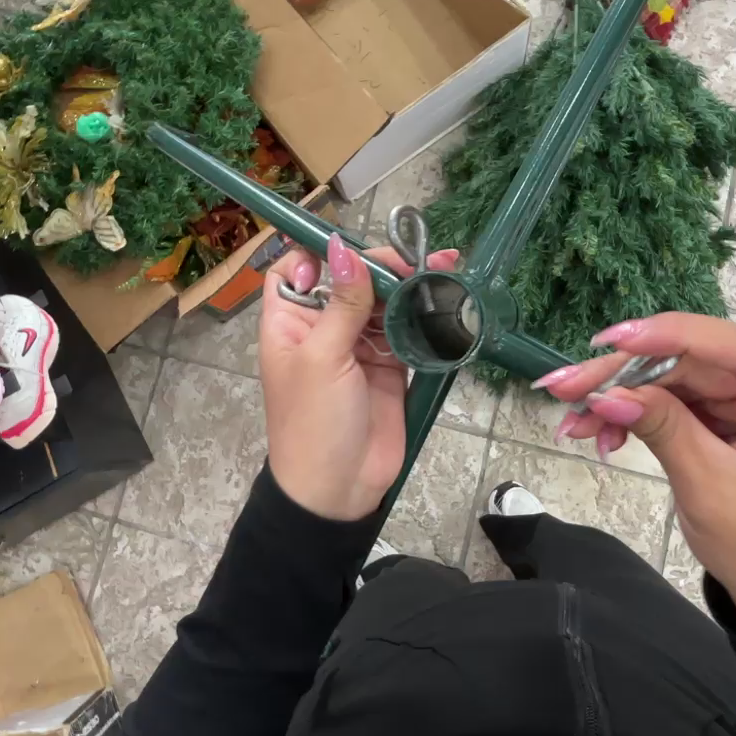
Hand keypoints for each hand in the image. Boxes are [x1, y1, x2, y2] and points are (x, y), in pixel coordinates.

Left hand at [260, 234, 459, 521]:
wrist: (339, 490)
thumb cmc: (313, 422)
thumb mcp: (322, 358)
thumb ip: (342, 303)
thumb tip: (344, 247)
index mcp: (290, 323)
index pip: (297, 270)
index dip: (321, 253)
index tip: (354, 245)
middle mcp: (322, 329)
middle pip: (351, 282)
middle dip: (381, 266)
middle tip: (416, 259)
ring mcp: (357, 347)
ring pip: (382, 304)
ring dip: (409, 287)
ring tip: (443, 267)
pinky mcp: (390, 366)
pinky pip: (406, 331)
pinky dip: (424, 315)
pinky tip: (446, 297)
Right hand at [537, 315, 735, 655]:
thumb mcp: (712, 492)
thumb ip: (664, 429)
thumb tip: (605, 393)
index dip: (676, 336)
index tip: (614, 340)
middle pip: (702, 363)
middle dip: (629, 374)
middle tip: (565, 386)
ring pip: (683, 380)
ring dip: (624, 396)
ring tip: (574, 420)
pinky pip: (682, 403)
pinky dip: (639, 415)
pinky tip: (603, 434)